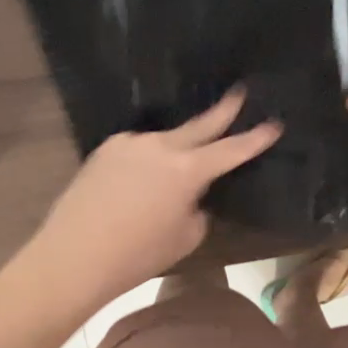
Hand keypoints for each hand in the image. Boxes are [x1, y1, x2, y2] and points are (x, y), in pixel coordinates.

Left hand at [31, 88, 280, 303]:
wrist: (73, 256)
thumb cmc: (137, 255)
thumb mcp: (185, 237)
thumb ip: (197, 207)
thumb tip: (191, 195)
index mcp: (187, 169)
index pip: (231, 149)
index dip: (255, 138)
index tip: (274, 124)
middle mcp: (160, 146)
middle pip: (200, 125)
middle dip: (223, 110)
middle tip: (239, 92)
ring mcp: (129, 143)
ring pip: (164, 142)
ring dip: (177, 148)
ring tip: (178, 167)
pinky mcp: (105, 150)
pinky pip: (138, 150)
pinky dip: (148, 160)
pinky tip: (141, 179)